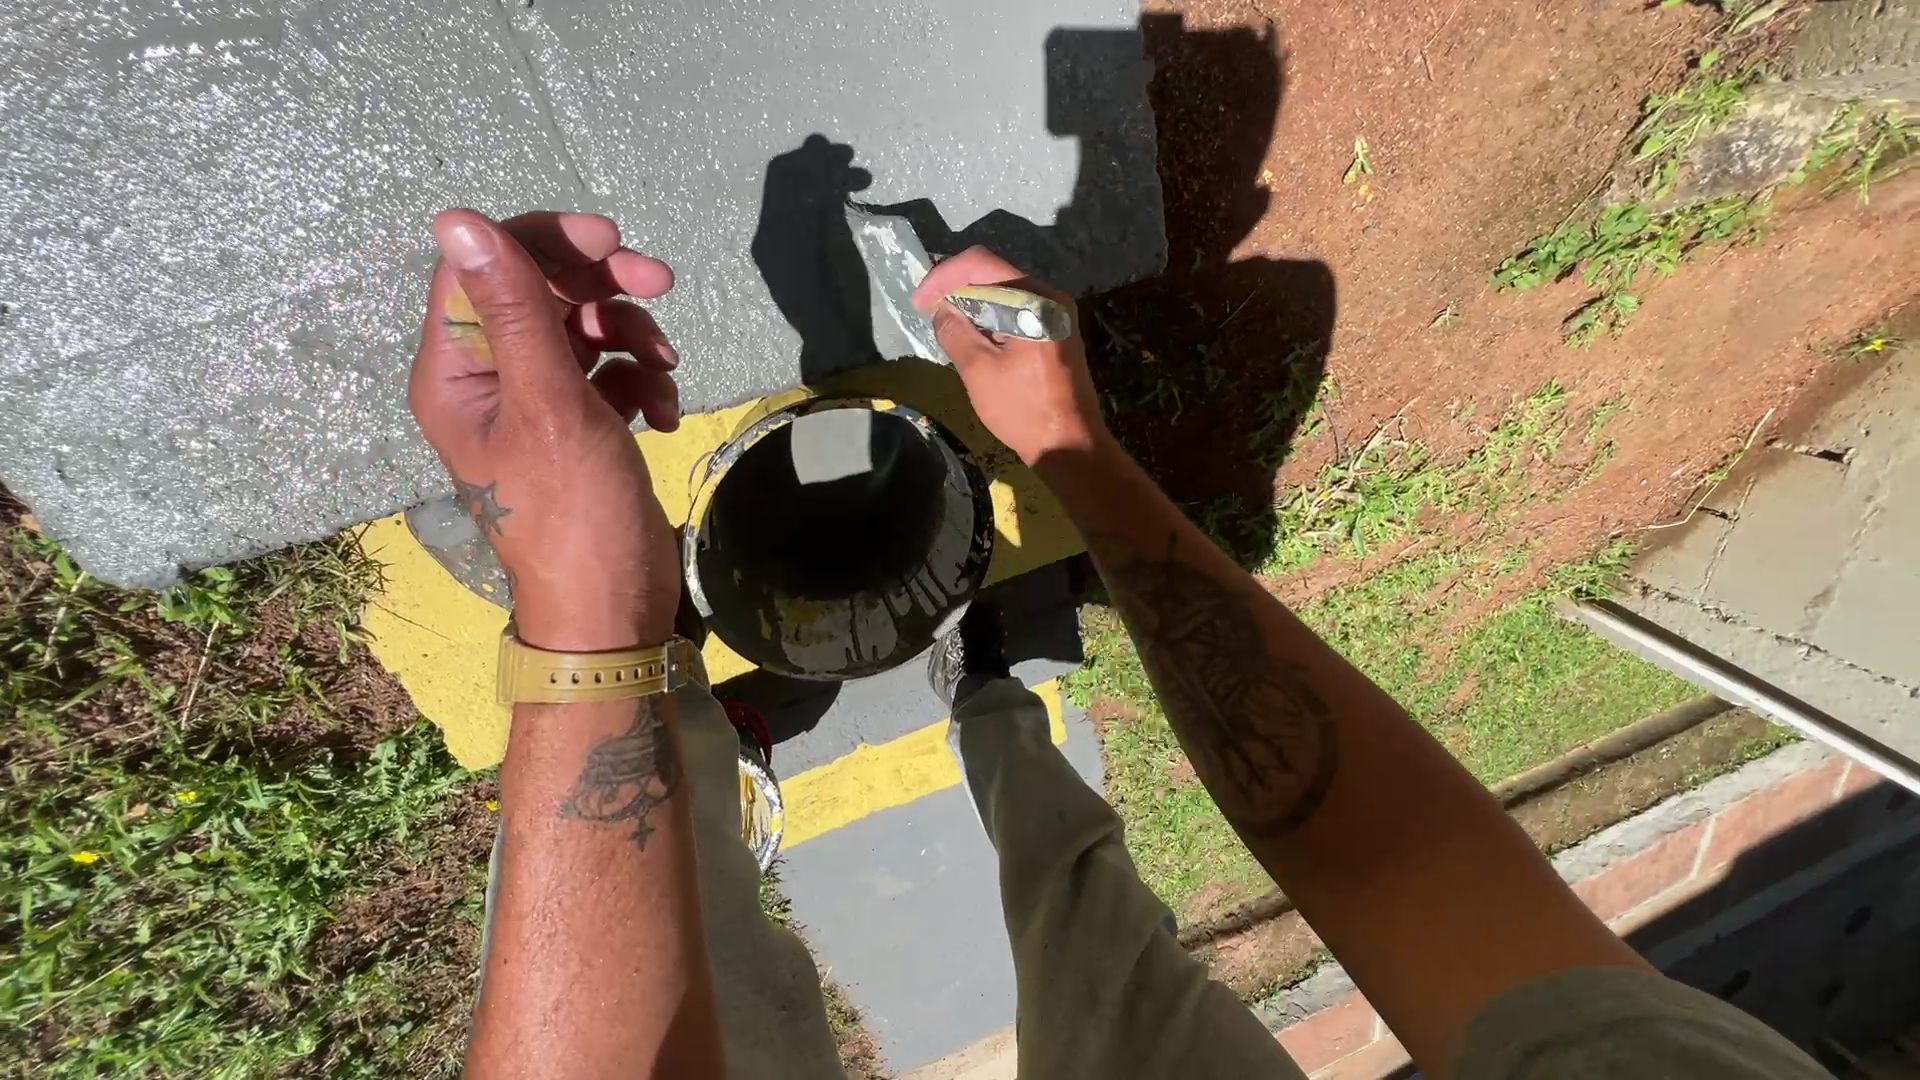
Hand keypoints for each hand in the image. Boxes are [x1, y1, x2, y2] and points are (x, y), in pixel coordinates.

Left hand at [408, 209, 682, 651]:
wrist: (615, 602)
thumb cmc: (574, 511)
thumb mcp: (549, 406)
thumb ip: (515, 313)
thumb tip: (458, 216)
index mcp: (458, 371)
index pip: (483, 271)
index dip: (543, 243)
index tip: (611, 240)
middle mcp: (492, 380)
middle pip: (541, 296)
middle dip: (602, 289)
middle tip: (659, 284)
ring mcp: (541, 404)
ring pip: (585, 334)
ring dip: (632, 340)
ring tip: (666, 371)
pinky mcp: (583, 427)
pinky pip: (611, 376)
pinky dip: (643, 383)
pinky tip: (664, 412)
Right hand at [910, 247, 1110, 466]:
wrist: (1070, 446)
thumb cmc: (1024, 410)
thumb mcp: (978, 371)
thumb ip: (955, 332)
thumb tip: (940, 310)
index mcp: (1034, 300)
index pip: (980, 263)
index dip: (943, 275)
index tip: (919, 300)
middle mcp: (1050, 298)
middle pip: (994, 273)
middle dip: (956, 287)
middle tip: (927, 308)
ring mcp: (1057, 315)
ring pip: (1004, 293)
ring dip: (972, 303)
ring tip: (944, 322)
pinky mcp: (1056, 333)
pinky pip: (1017, 311)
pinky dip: (991, 316)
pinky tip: (972, 335)